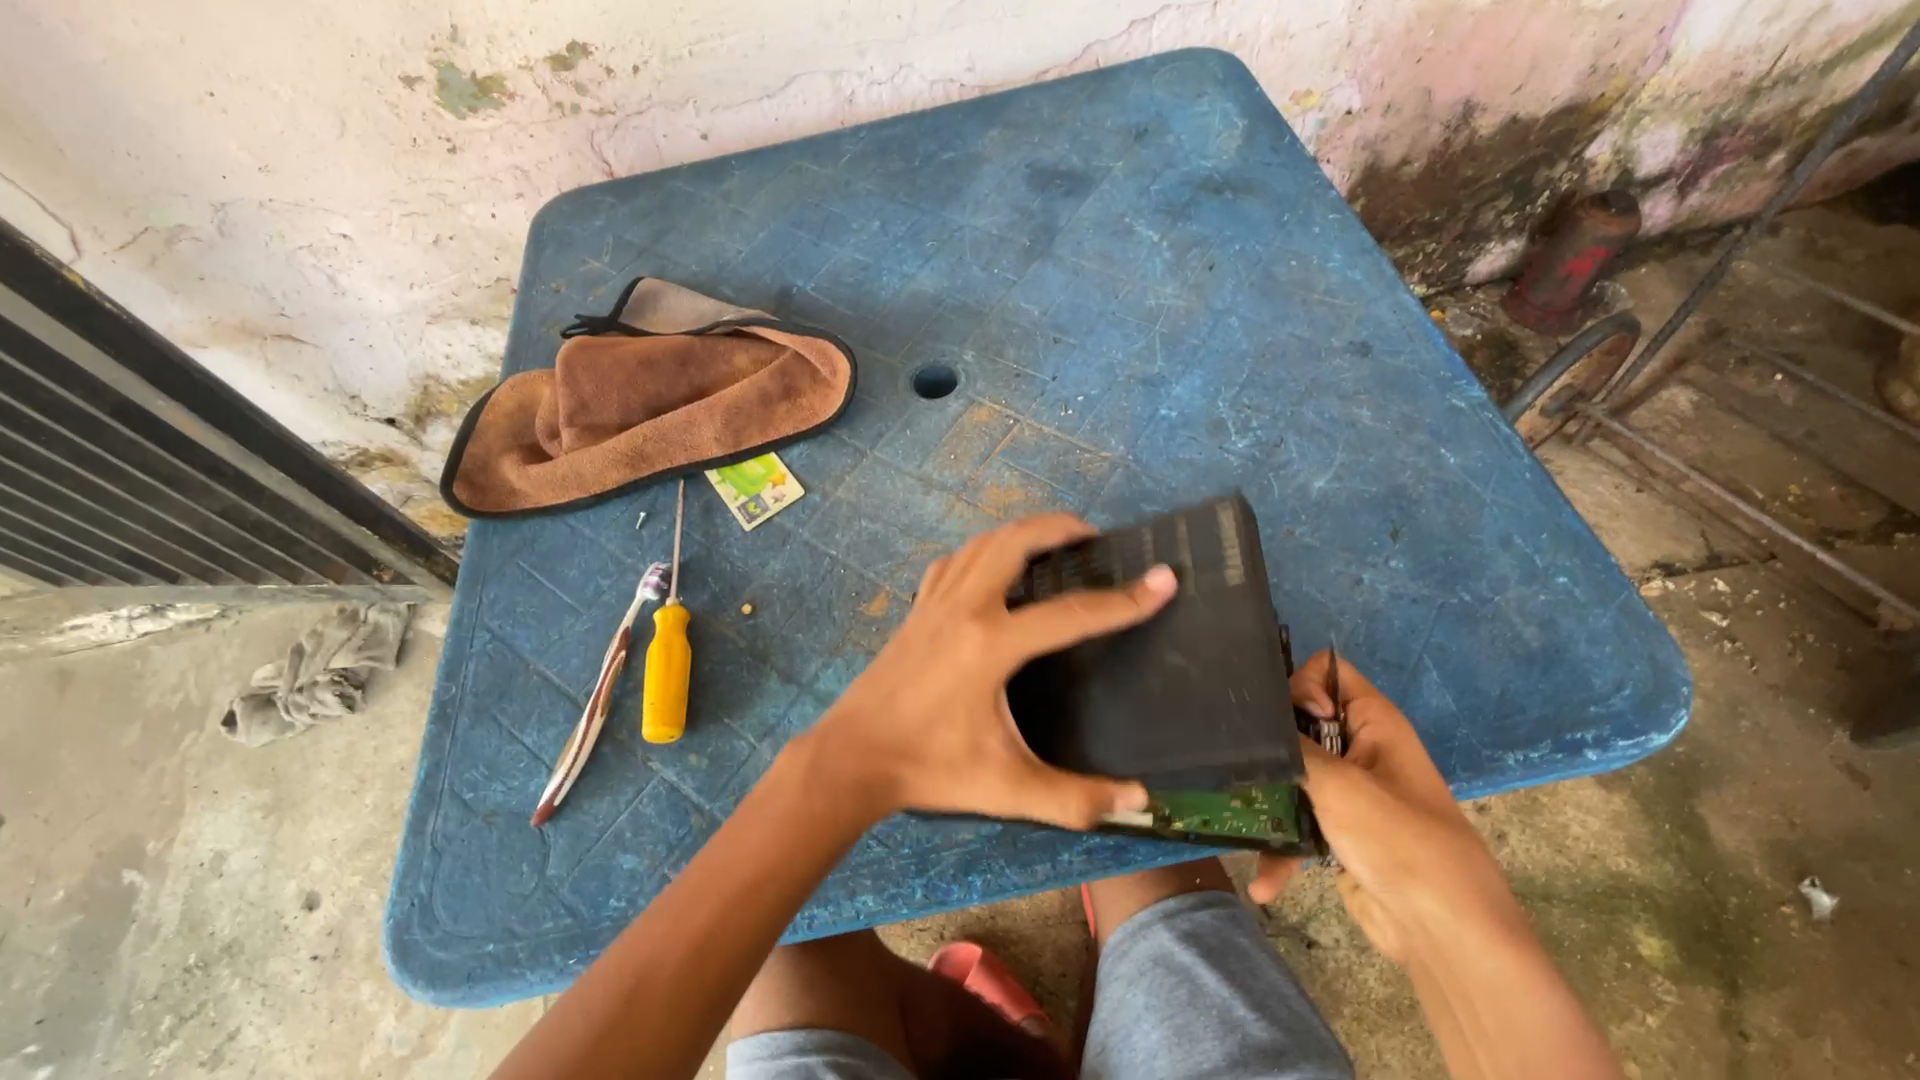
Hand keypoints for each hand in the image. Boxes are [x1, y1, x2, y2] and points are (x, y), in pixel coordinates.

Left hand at [796, 513, 1177, 829]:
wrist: (853, 758)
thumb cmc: (931, 769)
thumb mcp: (1008, 789)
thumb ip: (1074, 798)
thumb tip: (1139, 800)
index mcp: (992, 644)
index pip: (1073, 613)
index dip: (1126, 600)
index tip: (1164, 580)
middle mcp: (965, 609)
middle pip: (1016, 542)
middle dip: (1059, 528)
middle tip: (1093, 535)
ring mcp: (934, 604)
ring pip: (980, 544)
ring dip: (1019, 533)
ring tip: (1050, 540)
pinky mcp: (914, 612)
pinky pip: (951, 564)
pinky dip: (979, 553)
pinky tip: (988, 568)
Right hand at [1248, 650, 1519, 963]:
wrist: (1441, 932)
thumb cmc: (1399, 841)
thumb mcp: (1341, 785)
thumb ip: (1293, 748)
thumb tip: (1255, 727)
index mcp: (1375, 724)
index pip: (1328, 673)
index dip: (1300, 686)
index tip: (1284, 723)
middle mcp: (1360, 750)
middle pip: (1300, 723)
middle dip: (1269, 744)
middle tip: (1233, 764)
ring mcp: (1348, 794)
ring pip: (1292, 776)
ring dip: (1268, 802)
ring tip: (1236, 822)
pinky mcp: (1336, 834)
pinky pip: (1296, 823)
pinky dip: (1280, 850)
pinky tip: (1264, 883)